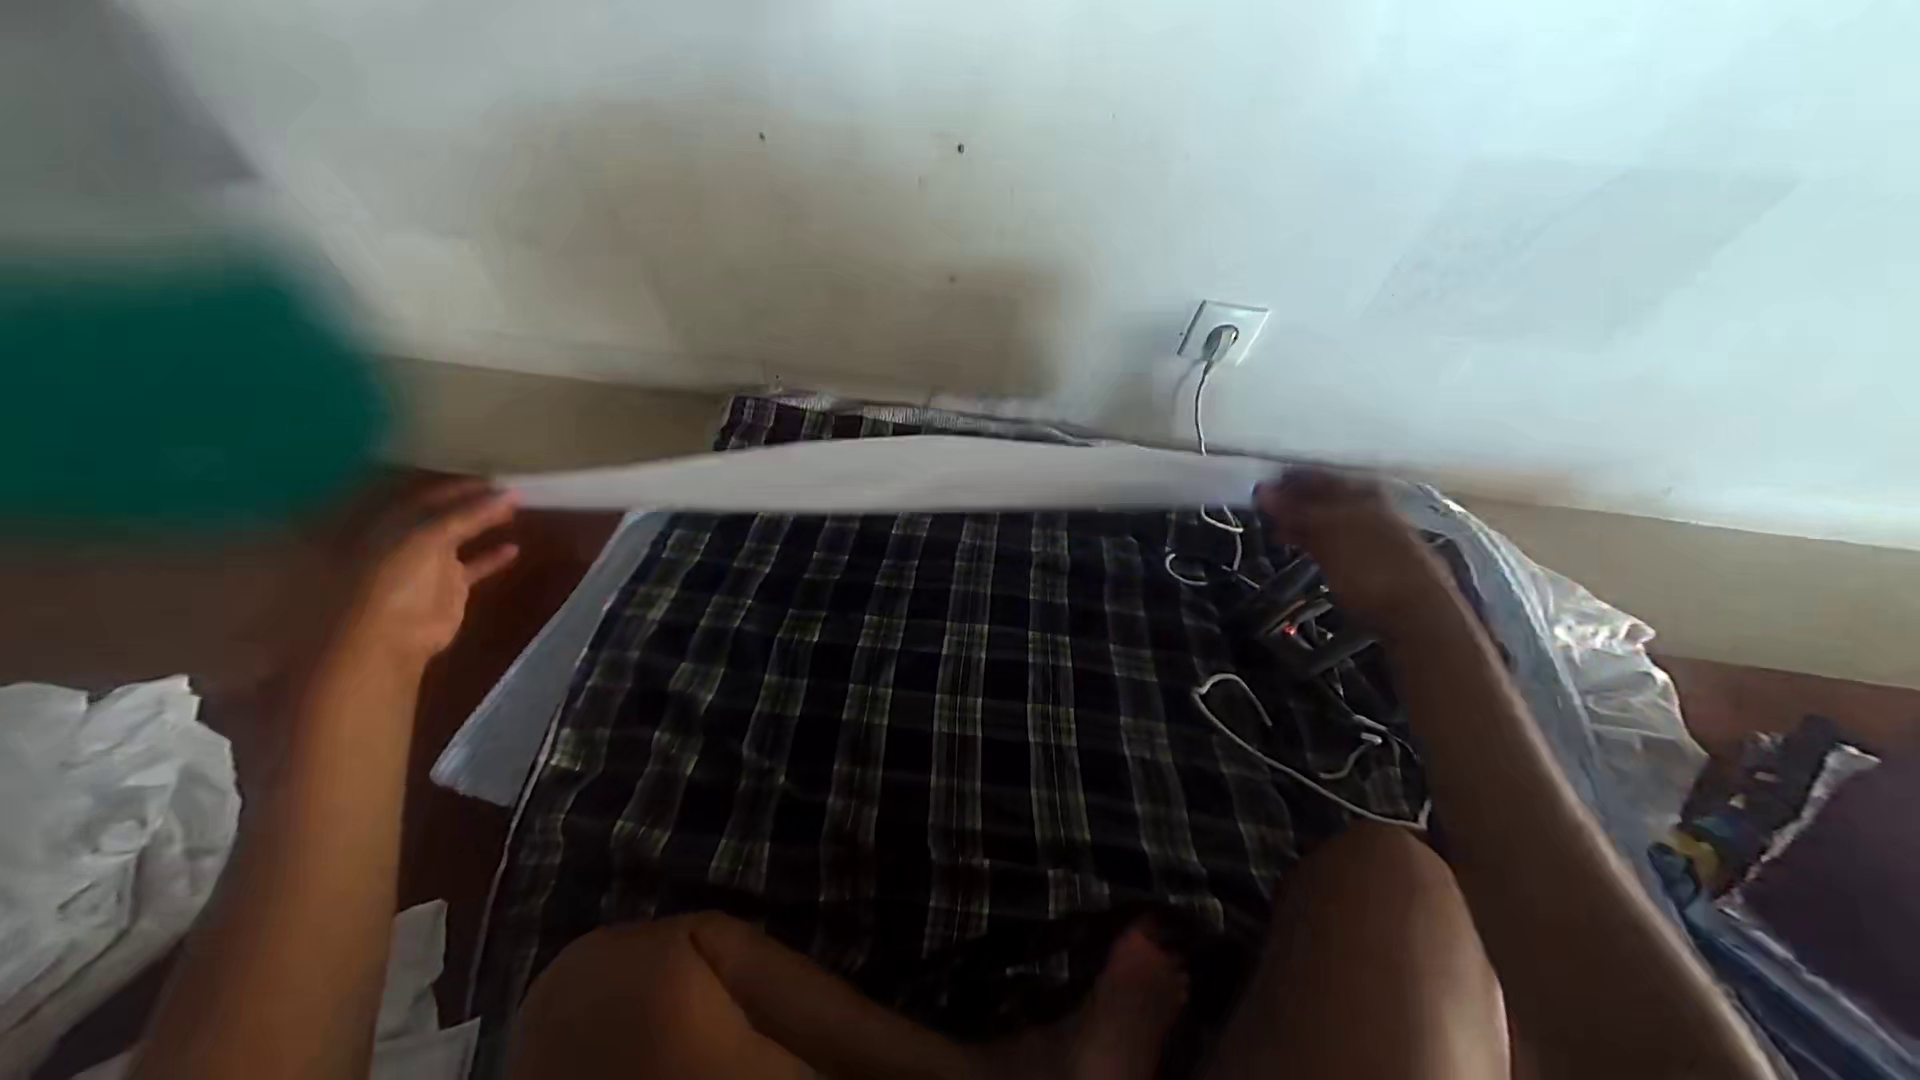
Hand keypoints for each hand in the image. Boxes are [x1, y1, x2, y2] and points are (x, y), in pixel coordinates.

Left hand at [340, 481, 519, 664]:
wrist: (387, 640)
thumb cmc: (390, 580)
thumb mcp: (422, 536)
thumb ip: (465, 514)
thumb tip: (508, 492)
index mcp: (380, 517)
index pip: (416, 485)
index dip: (447, 473)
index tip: (483, 462)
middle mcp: (398, 535)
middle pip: (437, 507)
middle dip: (468, 495)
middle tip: (504, 479)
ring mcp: (421, 562)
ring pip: (457, 534)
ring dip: (484, 521)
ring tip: (515, 506)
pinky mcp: (445, 587)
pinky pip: (473, 566)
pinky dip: (492, 557)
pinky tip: (514, 547)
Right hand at [1255, 468, 1450, 629]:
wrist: (1417, 613)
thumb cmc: (1372, 569)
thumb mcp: (1329, 535)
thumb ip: (1296, 512)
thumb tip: (1263, 490)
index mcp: (1362, 491)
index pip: (1315, 475)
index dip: (1285, 480)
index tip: (1256, 490)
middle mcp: (1368, 505)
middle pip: (1322, 494)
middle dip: (1291, 500)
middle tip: (1261, 509)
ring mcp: (1371, 531)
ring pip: (1326, 517)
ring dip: (1299, 521)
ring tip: (1275, 529)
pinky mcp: (1369, 556)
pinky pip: (1333, 537)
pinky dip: (1313, 538)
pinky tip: (1299, 545)